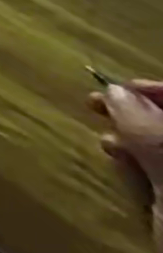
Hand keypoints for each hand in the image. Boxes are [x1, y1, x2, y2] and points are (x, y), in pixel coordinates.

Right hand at [91, 80, 162, 252]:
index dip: (162, 91)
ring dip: (139, 138)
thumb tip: (117, 91)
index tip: (115, 85)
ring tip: (110, 145)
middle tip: (96, 107)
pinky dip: (146, 161)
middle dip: (143, 113)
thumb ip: (154, 139)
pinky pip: (162, 167)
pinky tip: (126, 167)